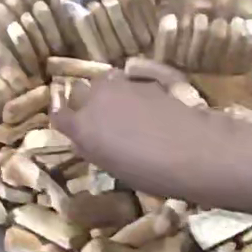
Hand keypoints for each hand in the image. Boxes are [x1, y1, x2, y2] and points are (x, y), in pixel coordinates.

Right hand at [53, 73, 215, 192]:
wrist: (192, 150)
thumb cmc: (150, 172)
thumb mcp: (113, 166)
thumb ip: (93, 147)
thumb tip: (84, 138)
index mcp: (82, 126)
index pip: (59, 116)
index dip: (65, 120)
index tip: (71, 126)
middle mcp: (96, 99)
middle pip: (79, 91)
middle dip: (84, 101)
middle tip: (99, 119)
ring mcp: (121, 85)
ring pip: (103, 80)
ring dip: (107, 91)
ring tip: (121, 108)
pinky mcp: (145, 79)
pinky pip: (128, 79)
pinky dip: (130, 88)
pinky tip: (145, 104)